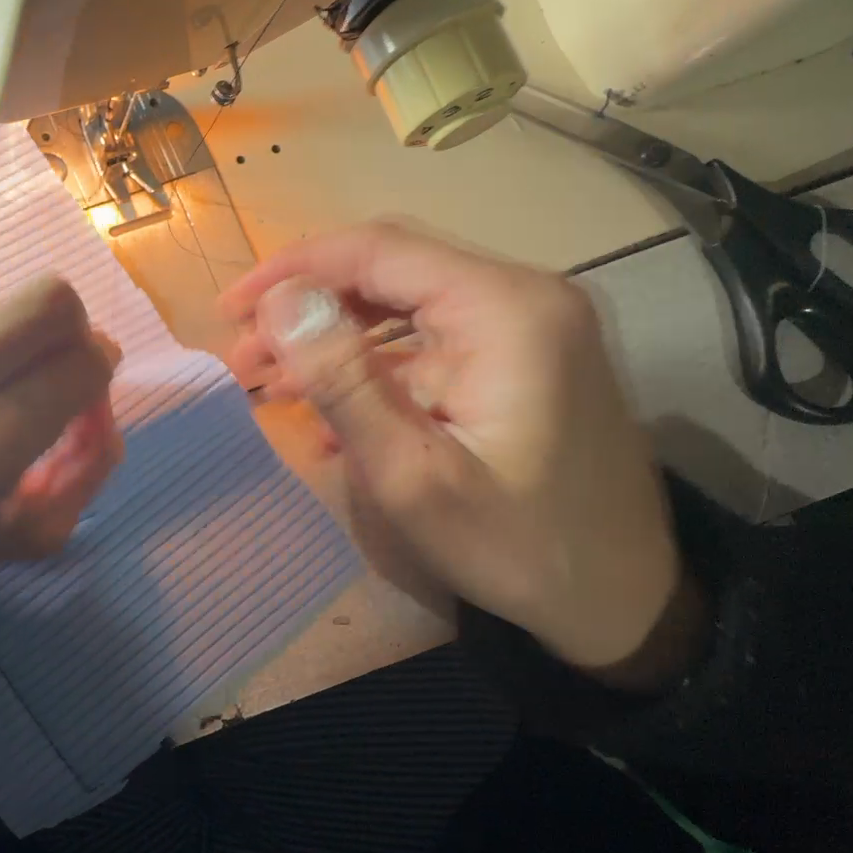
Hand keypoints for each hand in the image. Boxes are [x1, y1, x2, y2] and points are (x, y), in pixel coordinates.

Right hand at [222, 224, 685, 680]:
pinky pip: (432, 338)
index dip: (292, 269)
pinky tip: (333, 408)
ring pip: (406, 300)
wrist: (624, 601)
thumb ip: (343, 381)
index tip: (229, 310)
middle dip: (306, 302)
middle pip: (391, 267)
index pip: (377, 250)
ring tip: (273, 379)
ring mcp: (530, 324)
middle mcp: (524, 295)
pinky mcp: (526, 356)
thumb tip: (280, 301)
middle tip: (244, 355)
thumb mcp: (411, 474)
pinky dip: (372, 360)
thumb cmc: (514, 546)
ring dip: (333, 332)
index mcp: (504, 309)